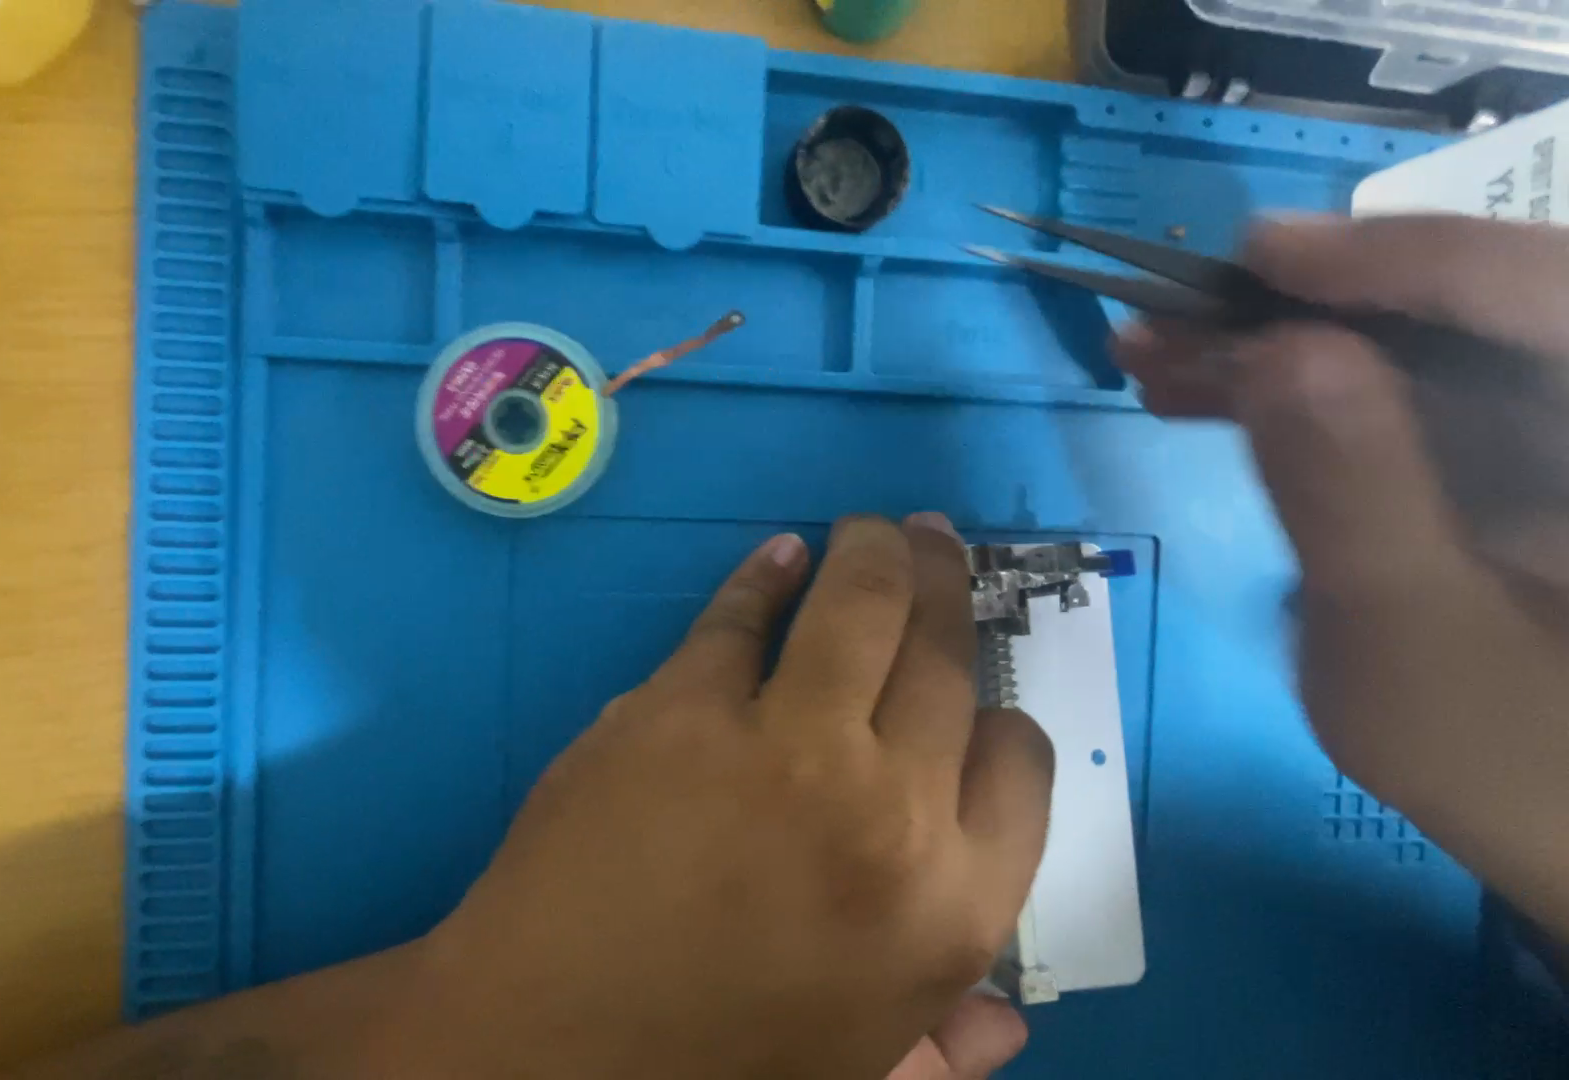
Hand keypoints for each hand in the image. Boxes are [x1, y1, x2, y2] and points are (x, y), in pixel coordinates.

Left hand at [388, 515, 1054, 1078]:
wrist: (551, 1043)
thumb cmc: (711, 1062)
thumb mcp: (853, 1067)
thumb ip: (937, 1042)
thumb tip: (1004, 1026)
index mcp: (949, 909)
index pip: (1020, 768)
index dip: (999, 712)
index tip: (970, 686)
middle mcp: (884, 808)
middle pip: (942, 661)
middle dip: (945, 586)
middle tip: (934, 540)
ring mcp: (779, 745)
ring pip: (856, 612)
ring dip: (874, 553)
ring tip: (875, 527)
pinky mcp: (679, 708)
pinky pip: (737, 619)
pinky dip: (763, 577)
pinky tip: (780, 556)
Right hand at [1113, 214, 1568, 939]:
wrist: (1568, 823)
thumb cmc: (1510, 758)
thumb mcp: (1404, 632)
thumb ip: (1348, 487)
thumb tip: (1279, 351)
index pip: (1552, 298)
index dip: (1402, 260)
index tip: (1256, 251)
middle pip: (1481, 308)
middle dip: (1310, 307)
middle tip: (1170, 320)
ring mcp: (1559, 431)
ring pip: (1424, 346)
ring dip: (1278, 348)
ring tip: (1155, 364)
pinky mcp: (1518, 454)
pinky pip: (1406, 393)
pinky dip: (1298, 391)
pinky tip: (1206, 399)